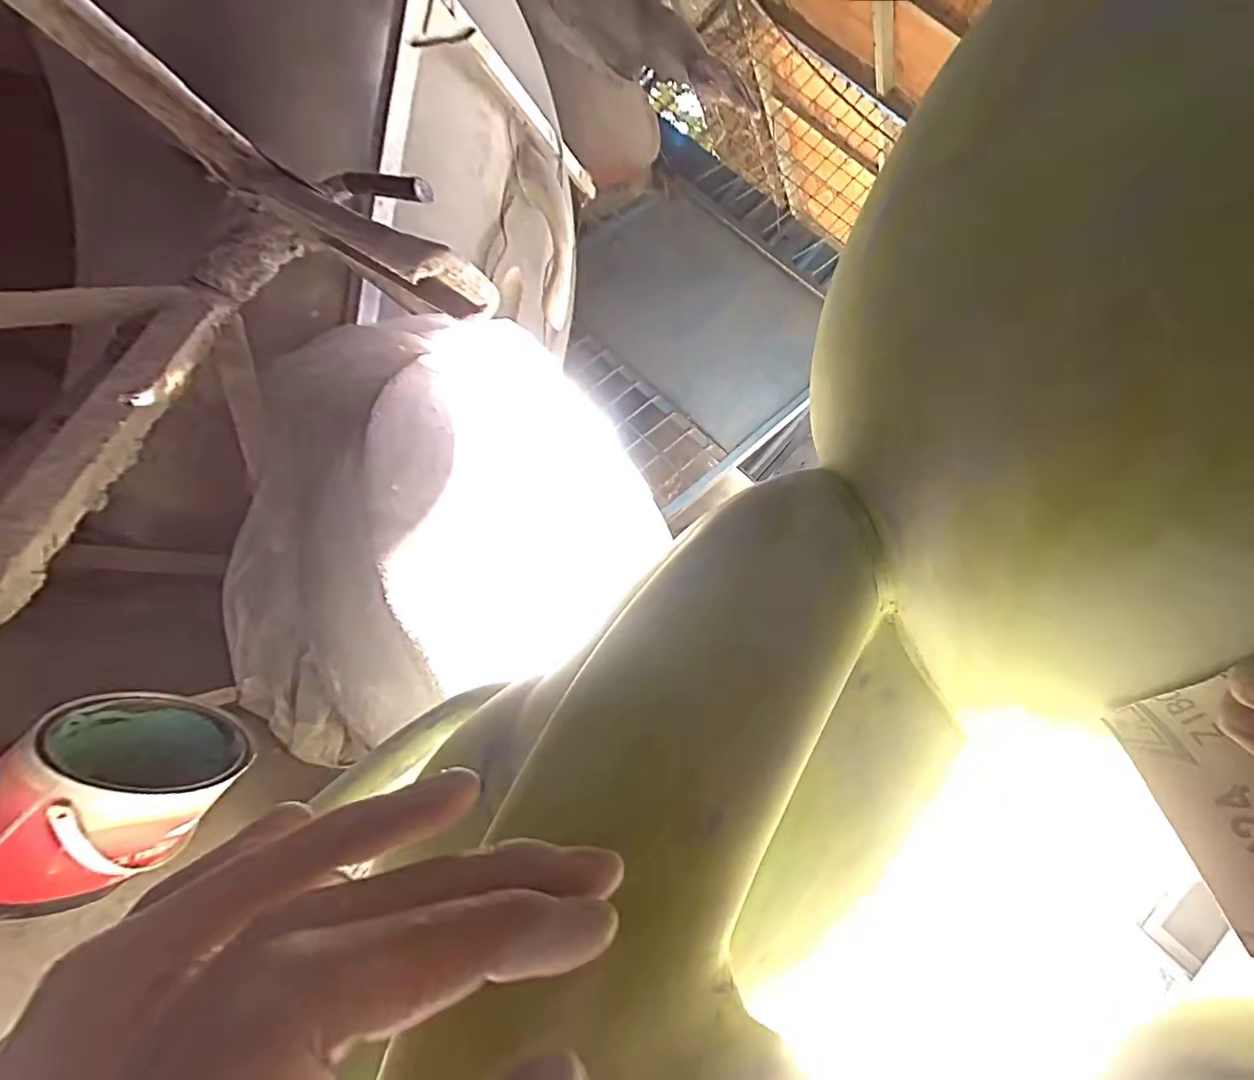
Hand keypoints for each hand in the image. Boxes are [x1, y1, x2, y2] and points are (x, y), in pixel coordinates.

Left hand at [0, 769, 620, 1079]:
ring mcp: (73, 1052)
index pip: (399, 961)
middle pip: (346, 919)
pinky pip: (148, 938)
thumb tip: (565, 1058)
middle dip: (485, 883)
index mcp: (219, 1070)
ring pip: (234, 902)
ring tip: (464, 790)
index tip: (602, 921)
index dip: (517, 931)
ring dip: (366, 830)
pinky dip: (234, 872)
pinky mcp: (58, 1062)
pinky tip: (298, 823)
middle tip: (585, 866)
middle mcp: (137, 1042)